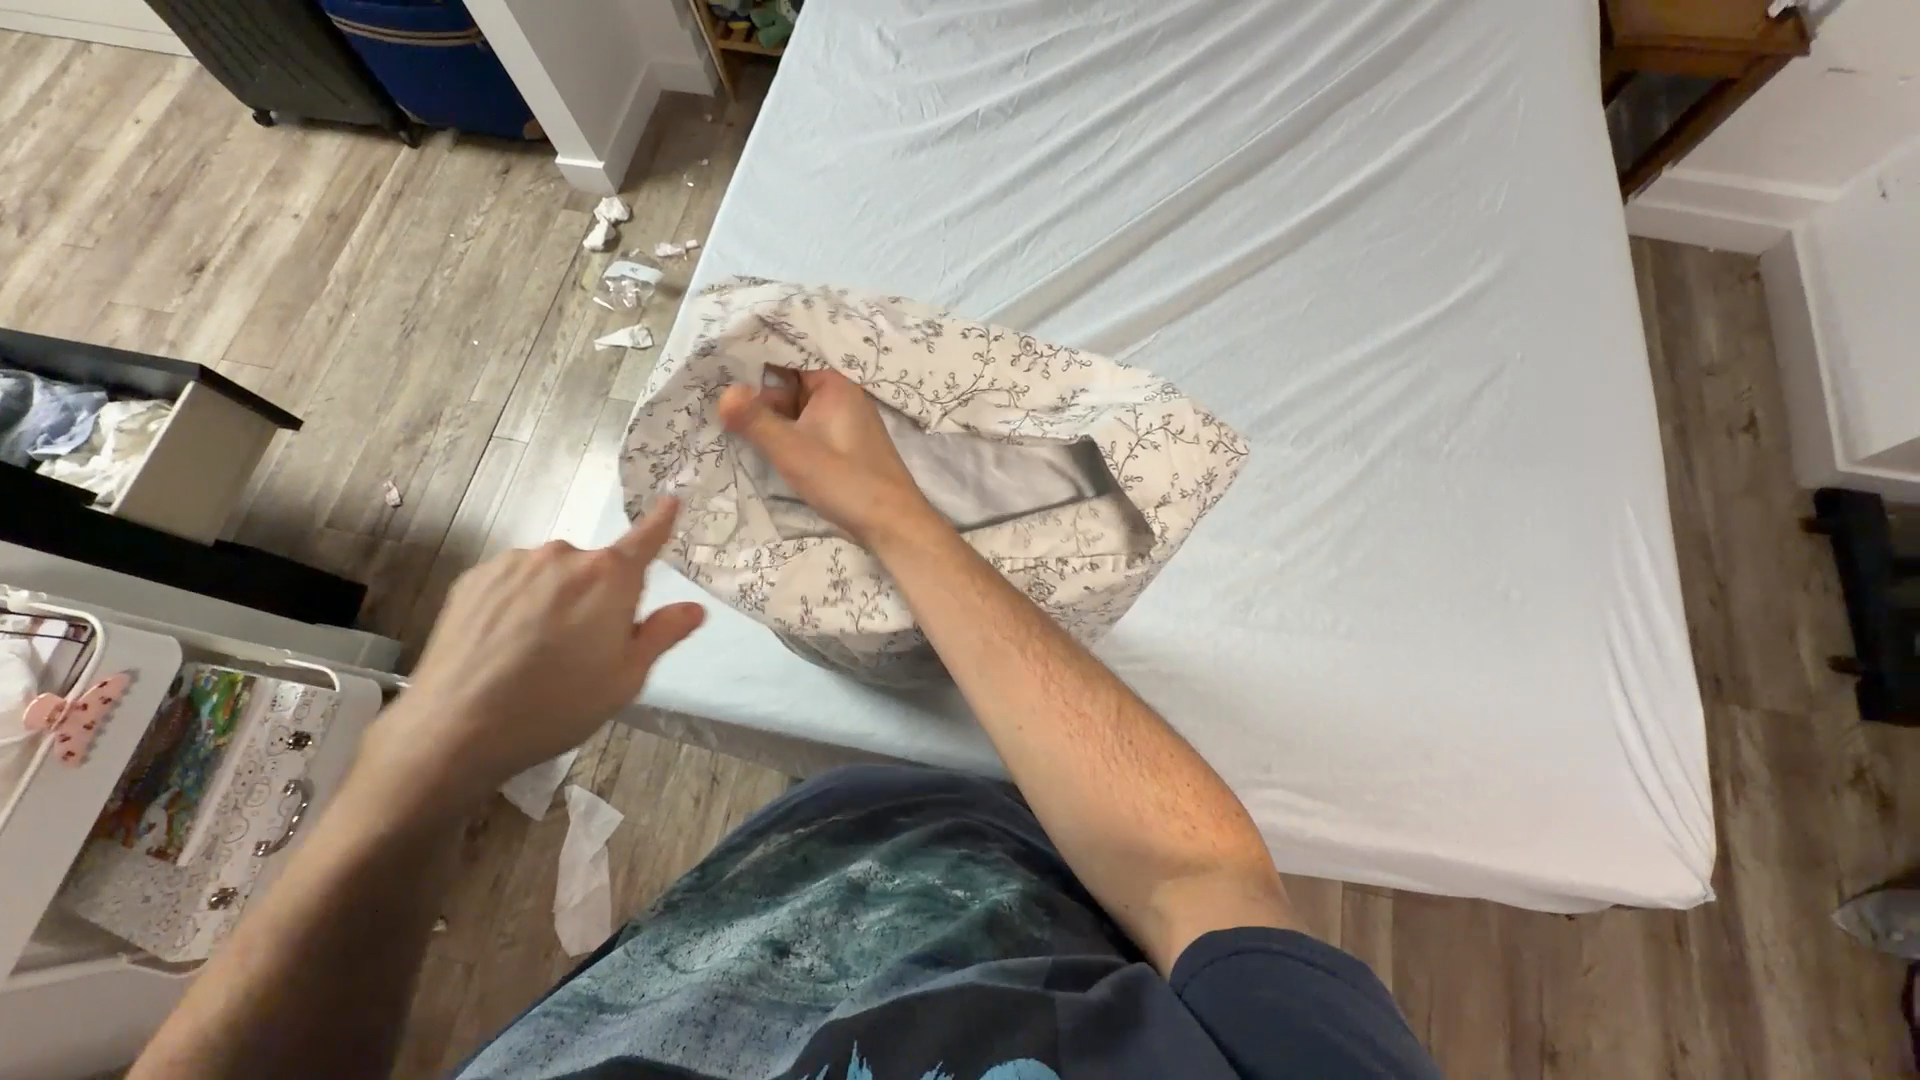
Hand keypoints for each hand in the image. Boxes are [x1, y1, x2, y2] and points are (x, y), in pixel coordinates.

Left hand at [356, 499, 704, 812]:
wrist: (455, 728)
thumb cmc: (557, 706)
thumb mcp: (626, 678)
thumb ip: (661, 634)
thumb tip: (694, 608)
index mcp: (609, 577)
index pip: (645, 539)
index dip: (661, 521)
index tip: (672, 500)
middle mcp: (563, 555)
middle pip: (596, 567)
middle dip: (600, 594)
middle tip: (587, 645)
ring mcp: (513, 563)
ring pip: (553, 574)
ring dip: (557, 597)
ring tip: (538, 650)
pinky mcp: (473, 578)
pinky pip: (514, 581)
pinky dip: (520, 602)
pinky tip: (506, 643)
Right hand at [717, 367, 943, 548]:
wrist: (892, 523)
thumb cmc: (844, 480)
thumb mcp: (791, 450)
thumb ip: (755, 420)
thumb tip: (723, 392)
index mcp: (834, 386)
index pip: (785, 362)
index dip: (751, 368)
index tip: (716, 373)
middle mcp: (843, 398)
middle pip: (789, 390)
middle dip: (757, 401)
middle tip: (713, 408)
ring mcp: (846, 425)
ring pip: (798, 416)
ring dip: (770, 424)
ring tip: (727, 427)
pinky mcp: (846, 450)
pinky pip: (809, 434)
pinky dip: (788, 440)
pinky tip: (761, 450)